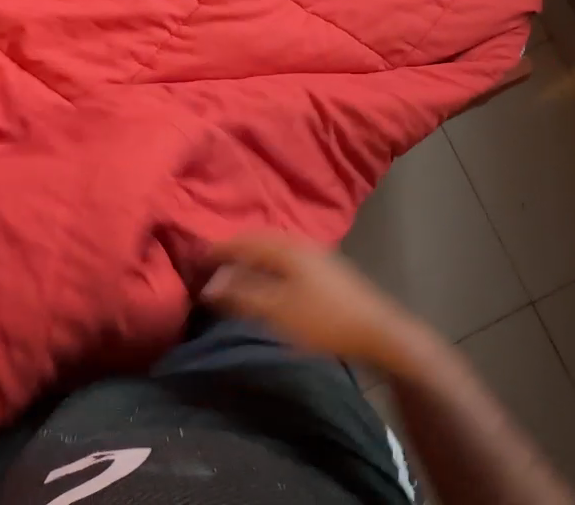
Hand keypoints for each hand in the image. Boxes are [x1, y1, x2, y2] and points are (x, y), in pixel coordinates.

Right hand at [201, 230, 434, 367]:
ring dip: (249, 259)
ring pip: (271, 250)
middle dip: (232, 252)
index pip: (240, 241)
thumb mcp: (277, 311)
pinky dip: (265, 266)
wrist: (380, 334)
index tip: (193, 261)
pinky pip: (283, 259)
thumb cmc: (324, 321)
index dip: (216, 251)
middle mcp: (298, 243)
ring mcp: (314, 255)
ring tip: (232, 275)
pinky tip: (265, 281)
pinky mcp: (324, 271)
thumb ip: (241, 296)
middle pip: (256, 241)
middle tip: (210, 267)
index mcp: (284, 247)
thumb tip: (208, 285)